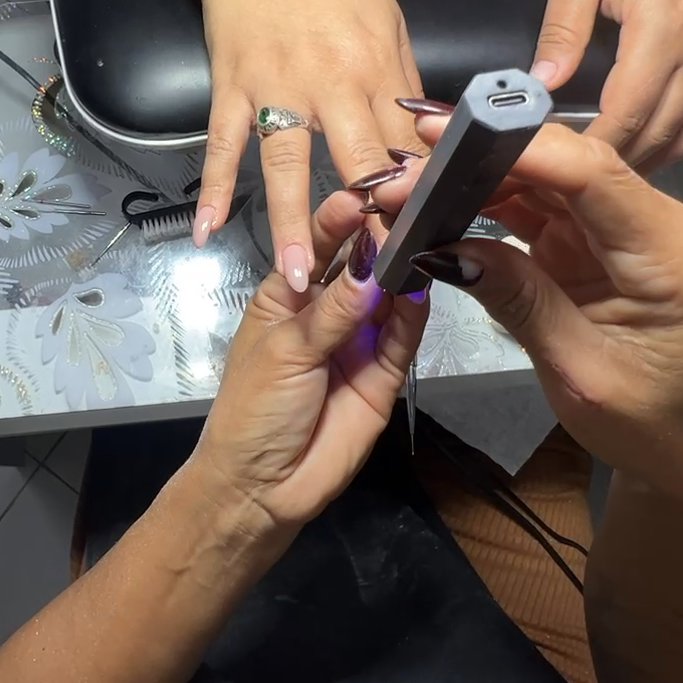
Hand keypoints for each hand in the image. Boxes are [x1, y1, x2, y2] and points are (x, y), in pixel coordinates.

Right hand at [189, 0, 424, 292]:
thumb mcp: (385, 19)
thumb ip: (400, 80)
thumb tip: (416, 136)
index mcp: (374, 65)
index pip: (405, 141)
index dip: (417, 191)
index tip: (424, 237)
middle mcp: (328, 82)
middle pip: (357, 160)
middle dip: (371, 218)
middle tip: (378, 275)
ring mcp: (274, 90)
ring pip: (287, 164)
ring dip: (292, 222)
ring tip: (298, 277)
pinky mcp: (232, 92)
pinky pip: (222, 146)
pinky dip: (212, 189)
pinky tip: (205, 231)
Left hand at [193, 192, 428, 529]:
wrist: (263, 487)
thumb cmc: (255, 407)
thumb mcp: (287, 351)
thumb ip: (334, 311)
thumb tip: (375, 265)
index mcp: (287, 294)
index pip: (316, 246)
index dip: (338, 221)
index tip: (363, 195)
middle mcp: (326, 310)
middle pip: (359, 265)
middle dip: (378, 239)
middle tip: (406, 210)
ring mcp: (358, 340)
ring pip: (387, 295)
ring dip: (403, 270)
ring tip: (424, 239)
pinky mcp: (385, 372)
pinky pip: (404, 336)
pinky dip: (416, 312)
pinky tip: (427, 284)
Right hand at [375, 122, 682, 500]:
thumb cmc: (660, 428)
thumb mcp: (580, 374)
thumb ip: (519, 301)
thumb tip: (444, 247)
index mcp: (671, 257)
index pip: (593, 174)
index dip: (519, 145)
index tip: (446, 137)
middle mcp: (656, 227)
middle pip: (567, 167)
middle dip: (485, 161)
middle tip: (409, 174)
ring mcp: (628, 234)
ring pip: (550, 183)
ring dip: (483, 181)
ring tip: (417, 191)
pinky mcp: (604, 247)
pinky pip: (547, 211)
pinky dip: (497, 206)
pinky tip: (451, 207)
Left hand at [533, 0, 682, 169]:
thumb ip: (563, 30)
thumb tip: (540, 86)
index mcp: (662, 31)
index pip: (628, 113)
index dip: (601, 147)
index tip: (574, 167)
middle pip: (670, 125)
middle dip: (632, 156)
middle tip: (598, 176)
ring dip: (677, 149)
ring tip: (640, 169)